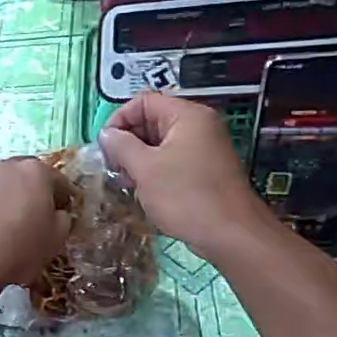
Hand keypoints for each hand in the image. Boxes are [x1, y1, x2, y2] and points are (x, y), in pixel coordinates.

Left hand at [0, 158, 71, 293]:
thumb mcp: (56, 239)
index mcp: (36, 171)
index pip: (59, 180)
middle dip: (35, 193)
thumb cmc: (20, 248)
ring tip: (9, 223)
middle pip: (27, 176)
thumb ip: (63, 220)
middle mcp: (7, 166)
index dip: (65, 199)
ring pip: (2, 184)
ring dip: (9, 198)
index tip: (64, 214)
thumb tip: (57, 214)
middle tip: (37, 217)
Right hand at [98, 93, 267, 259]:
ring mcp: (204, 148)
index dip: (118, 120)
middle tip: (115, 168)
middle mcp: (198, 126)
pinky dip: (155, 171)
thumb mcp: (145, 169)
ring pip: (160, 143)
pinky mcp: (205, 170)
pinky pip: (172, 160)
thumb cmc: (186, 197)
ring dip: (139, 159)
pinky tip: (146, 191)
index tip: (105, 147)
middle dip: (128, 142)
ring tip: (129, 183)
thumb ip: (121, 146)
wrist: (231, 235)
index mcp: (187, 116)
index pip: (143, 101)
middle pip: (152, 120)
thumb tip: (106, 134)